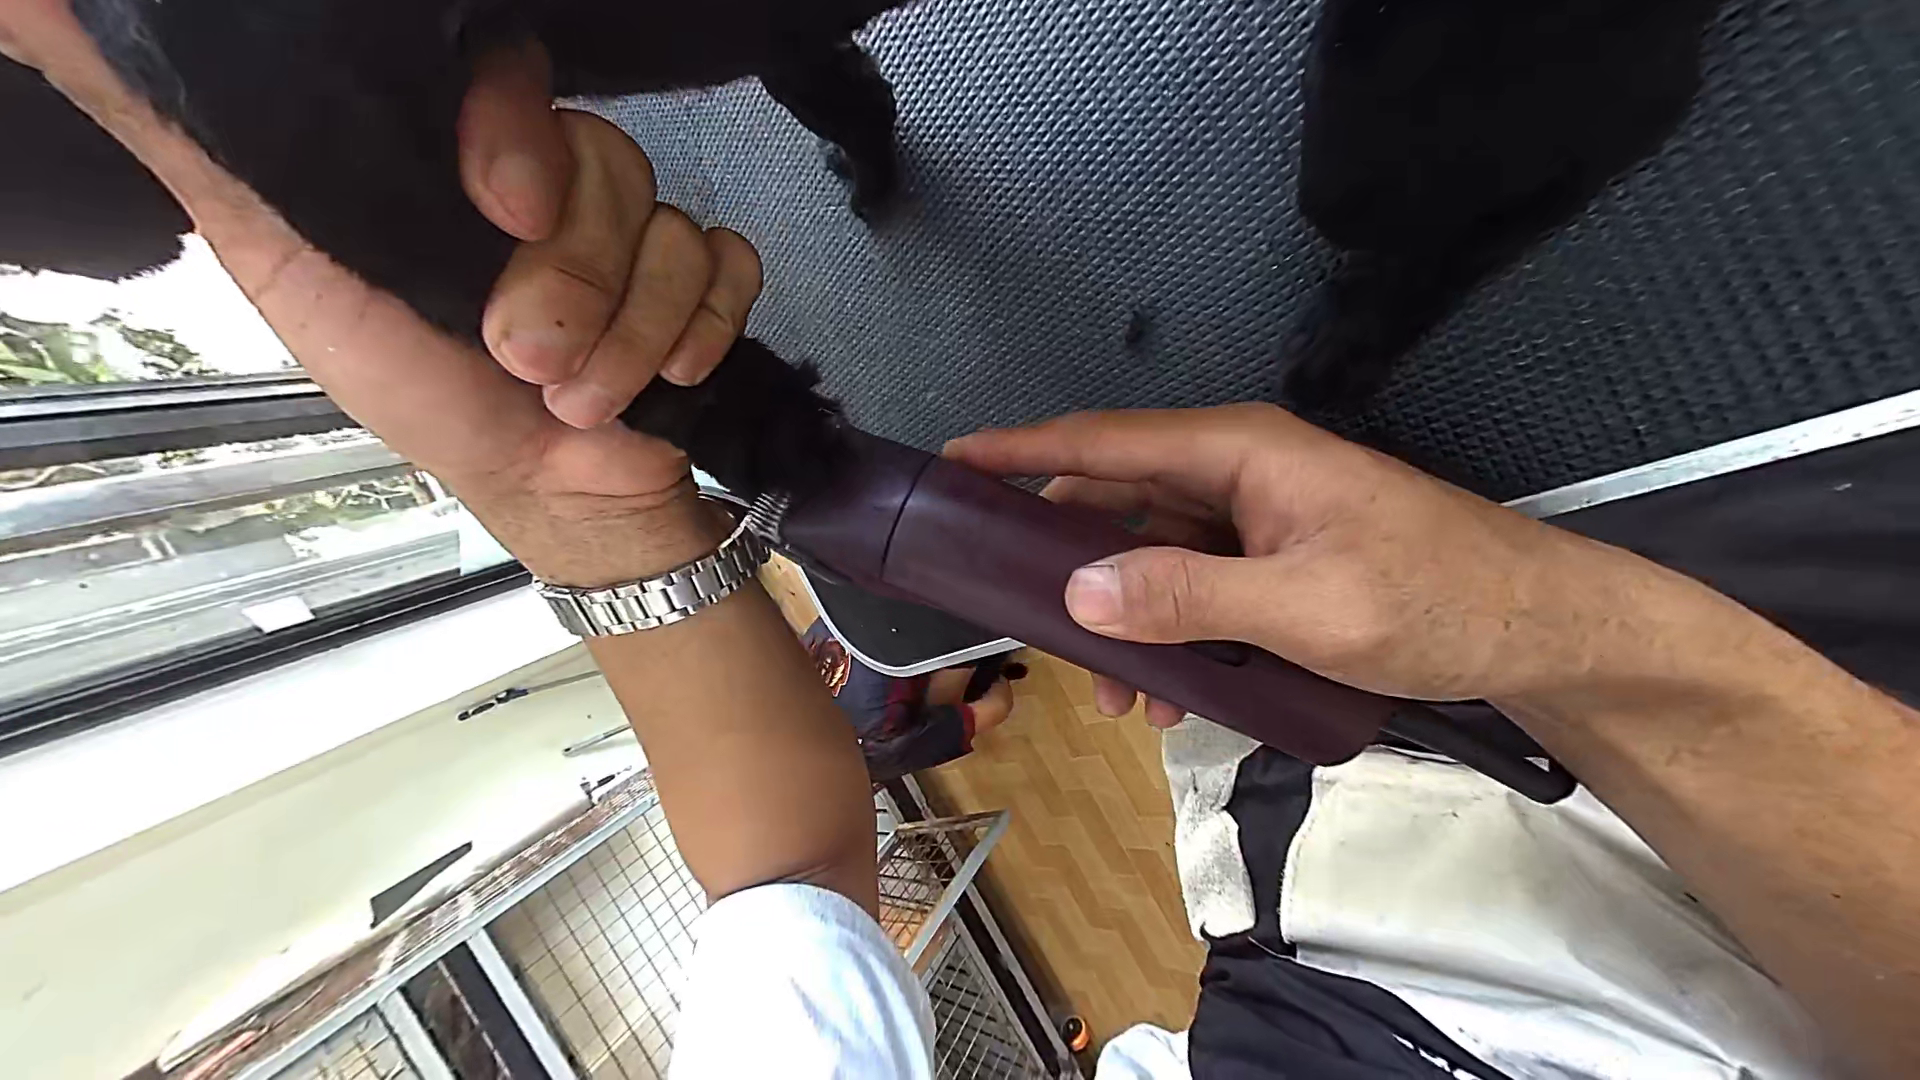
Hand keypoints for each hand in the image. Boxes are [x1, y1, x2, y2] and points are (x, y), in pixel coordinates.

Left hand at [4, 12, 757, 584]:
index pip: (518, 84)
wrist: (553, 486)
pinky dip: (707, 327)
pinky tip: (675, 373)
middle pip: (616, 168)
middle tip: (532, 362)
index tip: (506, 211)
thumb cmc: (435, 399)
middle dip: (579, 283)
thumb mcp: (301, 280)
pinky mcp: (710, 300)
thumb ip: (213, 156)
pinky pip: (734, 273)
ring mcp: (651, 249)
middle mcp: (573, 198)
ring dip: (634, 335)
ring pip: (678, 236)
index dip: (522, 133)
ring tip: (589, 398)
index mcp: (476, 174)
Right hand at [946, 405, 1616, 725]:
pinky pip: (1180, 585)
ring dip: (1116, 617)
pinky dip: (1159, 633)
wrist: (1542, 632)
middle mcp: (1226, 472)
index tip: (956, 461)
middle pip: (1111, 500)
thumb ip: (1189, 596)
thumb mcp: (1307, 606)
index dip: (1022, 450)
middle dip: (1064, 560)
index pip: (1102, 442)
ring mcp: (1240, 517)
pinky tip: (1167, 695)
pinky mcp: (1255, 557)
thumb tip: (1080, 592)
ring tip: (1113, 694)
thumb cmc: (1437, 600)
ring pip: (1141, 553)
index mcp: (1233, 452)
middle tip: (1022, 612)